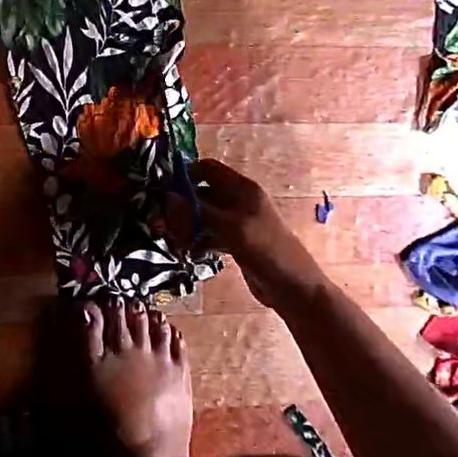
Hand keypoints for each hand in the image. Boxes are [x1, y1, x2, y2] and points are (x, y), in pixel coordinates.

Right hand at [177, 160, 327, 310]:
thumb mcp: (232, 227)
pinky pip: (208, 234)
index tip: (165, 190)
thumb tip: (167, 196)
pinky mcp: (234, 242)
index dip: (186, 174)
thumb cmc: (267, 249)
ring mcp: (236, 222)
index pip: (208, 169)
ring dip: (187, 225)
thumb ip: (200, 211)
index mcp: (242, 188)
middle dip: (182, 205)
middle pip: (202, 193)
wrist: (293, 287)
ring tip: (172, 239)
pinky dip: (197, 240)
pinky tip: (186, 251)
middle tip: (163, 222)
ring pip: (203, 216)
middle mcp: (238, 201)